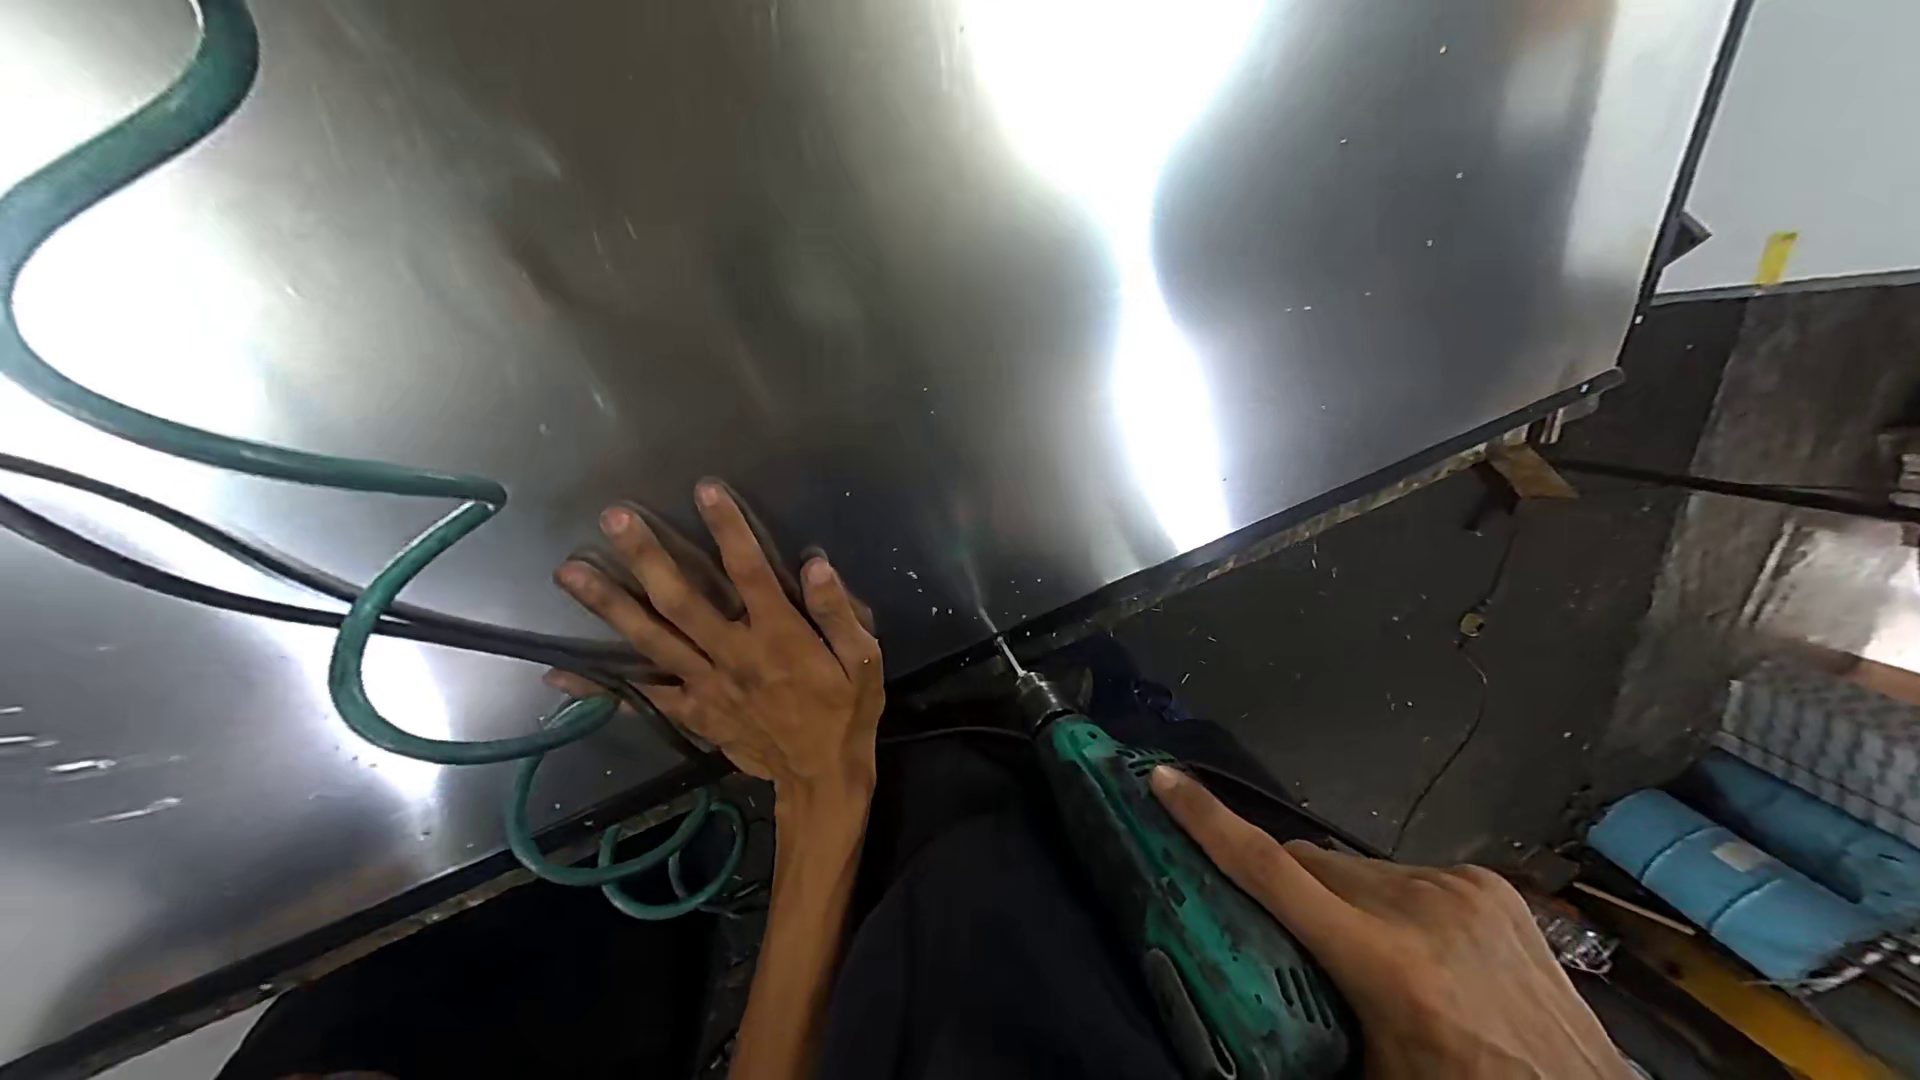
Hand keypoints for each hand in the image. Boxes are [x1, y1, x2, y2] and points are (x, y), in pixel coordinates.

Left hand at [550, 481, 883, 803]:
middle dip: (647, 557)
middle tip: (612, 519)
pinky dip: (600, 686)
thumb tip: (814, 563)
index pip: (750, 572)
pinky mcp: (694, 713)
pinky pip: (643, 696)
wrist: (821, 777)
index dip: (729, 529)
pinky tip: (559, 673)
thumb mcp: (864, 660)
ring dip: (609, 605)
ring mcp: (707, 686)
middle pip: (682, 601)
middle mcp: (734, 655)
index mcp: (780, 638)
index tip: (706, 490)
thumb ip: (839, 612)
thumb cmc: (847, 711)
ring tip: (570, 572)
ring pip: (651, 641)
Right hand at [1151, 767, 1633, 1079]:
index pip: (1269, 870)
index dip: (1208, 821)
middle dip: (1283, 885)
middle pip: (1306, 862)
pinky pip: (1397, 873)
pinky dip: (1382, 897)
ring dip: (1334, 895)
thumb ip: (1303, 1014)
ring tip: (1360, 949)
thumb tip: (1241, 980)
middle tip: (1280, 928)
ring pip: (1348, 866)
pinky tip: (1412, 942)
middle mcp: (1420, 907)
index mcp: (1387, 964)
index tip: (1165, 780)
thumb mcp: (1371, 1074)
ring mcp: (1460, 887)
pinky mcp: (1488, 882)